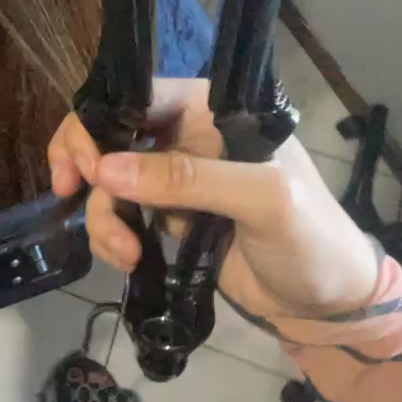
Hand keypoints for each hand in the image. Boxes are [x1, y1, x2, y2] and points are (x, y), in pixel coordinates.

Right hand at [48, 78, 379, 319]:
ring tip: (123, 253)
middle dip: (86, 168)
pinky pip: (116, 214)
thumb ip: (187, 178)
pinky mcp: (163, 214)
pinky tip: (125, 259)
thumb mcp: (261, 200)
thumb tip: (105, 169)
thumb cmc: (311, 239)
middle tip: (74, 195)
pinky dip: (110, 235)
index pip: (136, 97)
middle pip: (107, 135)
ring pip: (107, 181)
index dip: (97, 125)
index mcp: (210, 110)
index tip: (85, 168)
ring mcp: (171, 177)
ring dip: (102, 216)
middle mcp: (184, 135)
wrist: (327, 304)